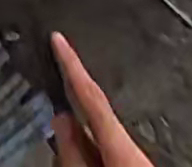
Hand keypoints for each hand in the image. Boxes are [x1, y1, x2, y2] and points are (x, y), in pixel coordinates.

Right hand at [50, 32, 153, 166]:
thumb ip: (75, 155)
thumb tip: (60, 119)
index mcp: (124, 149)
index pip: (92, 97)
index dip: (72, 65)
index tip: (57, 37)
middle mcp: (136, 152)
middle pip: (100, 120)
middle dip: (74, 104)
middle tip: (51, 77)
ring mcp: (139, 159)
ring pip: (106, 141)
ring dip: (83, 139)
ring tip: (61, 128)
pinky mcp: (138, 164)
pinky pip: (112, 156)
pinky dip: (95, 153)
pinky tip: (82, 152)